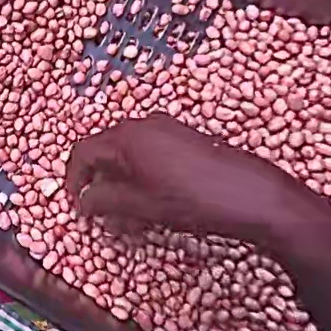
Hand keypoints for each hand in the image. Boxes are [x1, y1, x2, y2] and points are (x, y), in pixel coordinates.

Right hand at [64, 114, 330, 252]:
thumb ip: (103, 200)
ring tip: (124, 203)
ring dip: (118, 173)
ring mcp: (167, 127)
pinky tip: (152, 193)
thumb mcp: (140, 206)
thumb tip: (83, 200)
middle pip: (103, 147)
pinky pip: (149, 148)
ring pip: (127, 148)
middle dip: (95, 176)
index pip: (82, 152)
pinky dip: (140, 168)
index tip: (75, 201)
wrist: (257, 196)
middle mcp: (142, 124)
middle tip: (96, 205)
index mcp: (125, 137)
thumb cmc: (194, 201)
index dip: (73, 178)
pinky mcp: (187, 136)